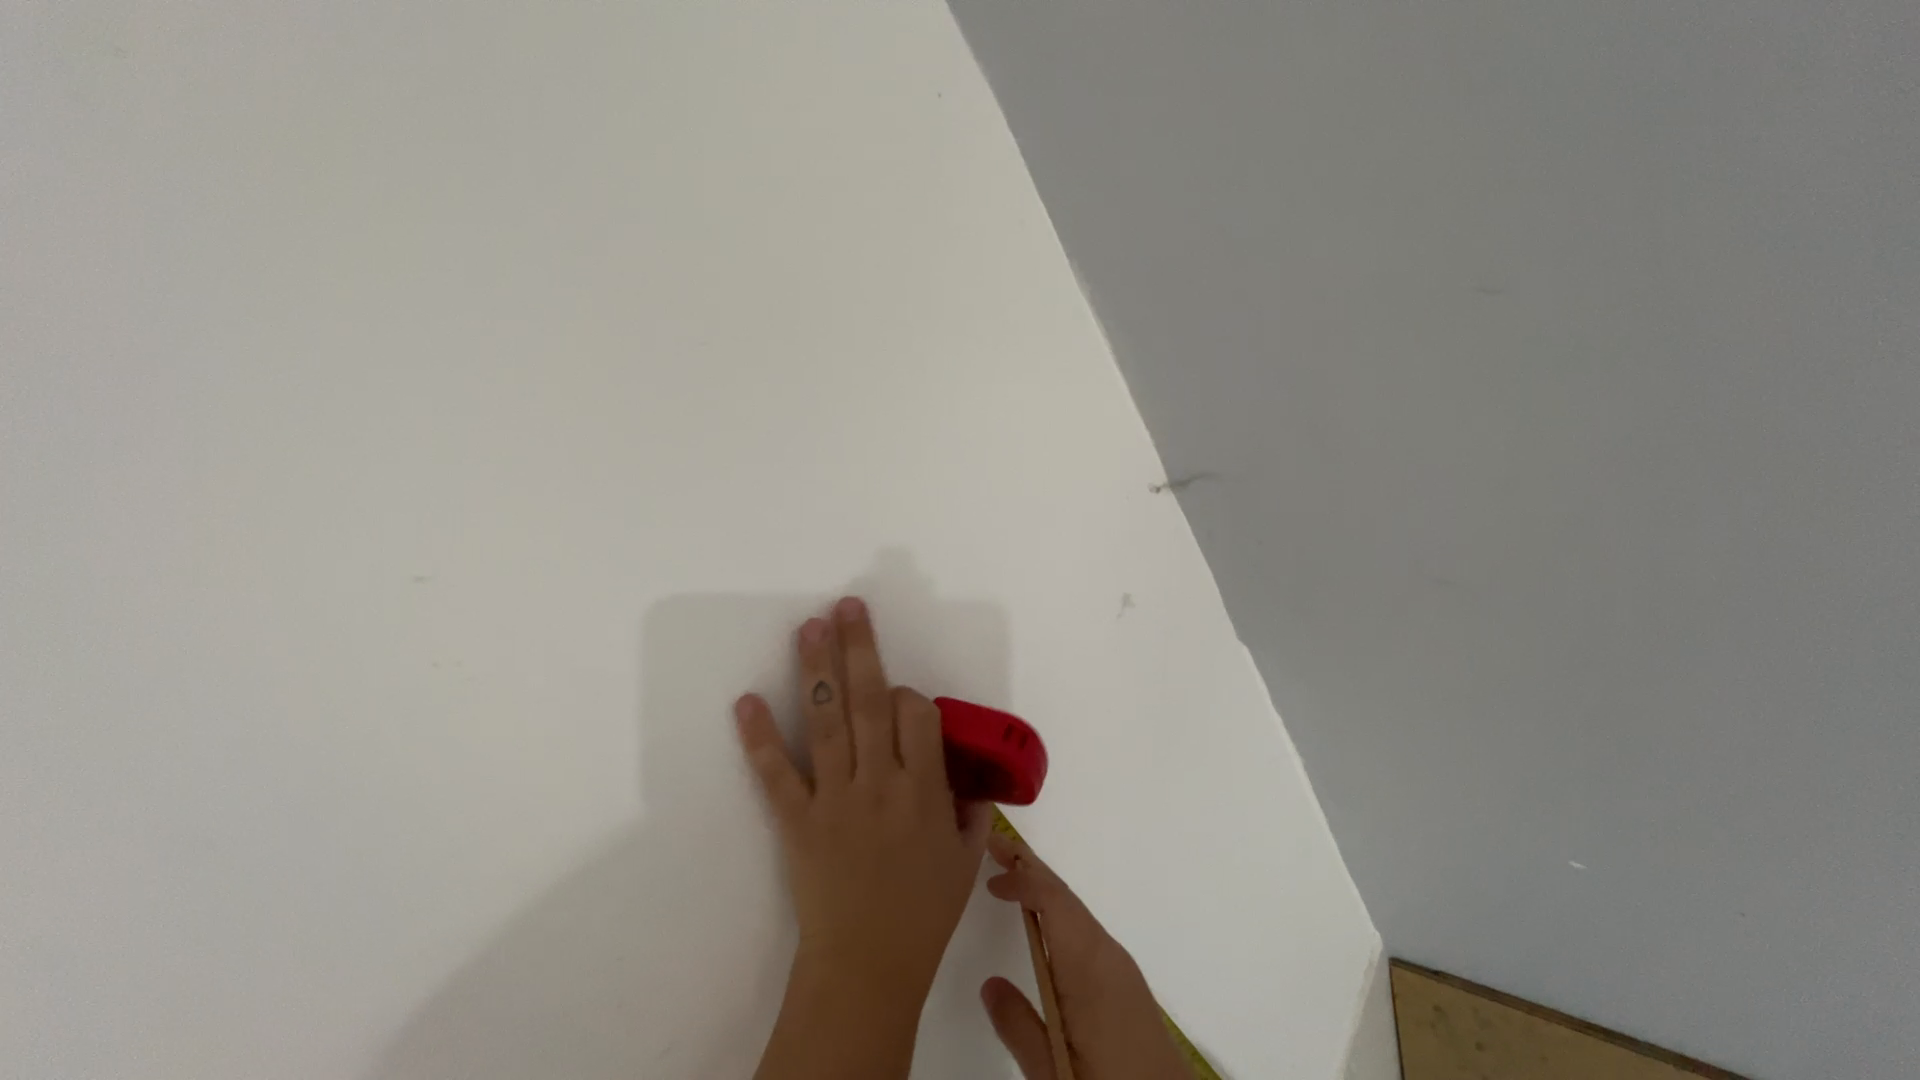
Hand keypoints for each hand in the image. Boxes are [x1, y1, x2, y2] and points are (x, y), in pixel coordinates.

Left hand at [737, 596, 991, 1079]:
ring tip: (810, 627)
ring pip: (826, 722)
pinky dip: (760, 738)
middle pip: (871, 701)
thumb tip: (968, 777)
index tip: (905, 698)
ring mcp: (835, 798)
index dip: (912, 695)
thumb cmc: (923, 914)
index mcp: (925, 791)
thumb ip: (971, 812)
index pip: (919, 716)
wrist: (869, 965)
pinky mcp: (797, 820)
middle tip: (848, 606)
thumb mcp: (965, 861)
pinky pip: (776, 774)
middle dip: (860, 649)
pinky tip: (746, 702)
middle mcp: (880, 783)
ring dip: (817, 671)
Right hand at [980, 831, 1192, 1079]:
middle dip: (1032, 868)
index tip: (990, 872)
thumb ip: (1018, 1026)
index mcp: (1087, 967)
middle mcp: (1108, 955)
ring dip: (1045, 890)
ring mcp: (1121, 968)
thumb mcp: (1051, 1070)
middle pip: (1066, 898)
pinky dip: (1060, 913)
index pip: (1053, 901)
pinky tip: (1045, 925)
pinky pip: (1086, 931)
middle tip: (997, 845)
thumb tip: (990, 984)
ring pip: (1077, 913)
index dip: (1022, 878)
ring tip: (1013, 876)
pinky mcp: (1126, 984)